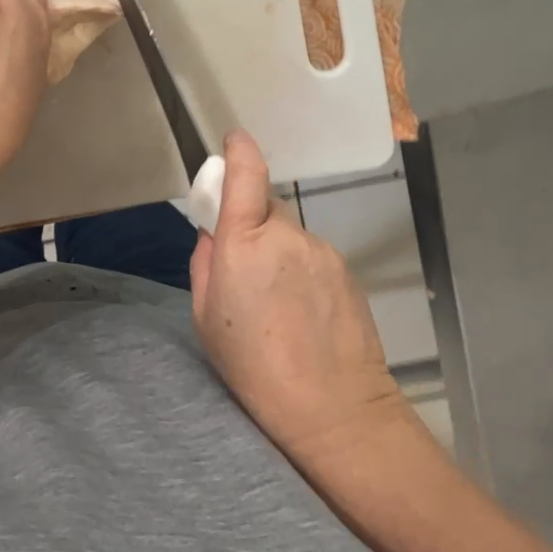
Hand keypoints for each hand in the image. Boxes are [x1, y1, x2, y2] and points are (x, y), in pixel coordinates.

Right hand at [190, 129, 407, 462]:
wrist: (335, 411)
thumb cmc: (254, 366)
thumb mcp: (206, 316)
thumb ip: (205, 263)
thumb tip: (213, 236)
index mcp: (243, 243)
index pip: (245, 175)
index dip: (238, 151)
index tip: (233, 140)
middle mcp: (286, 235)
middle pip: (265, 207)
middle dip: (250, 224)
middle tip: (243, 269)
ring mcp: (323, 252)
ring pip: (290, 235)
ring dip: (278, 253)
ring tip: (276, 304)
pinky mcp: (347, 272)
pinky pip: (313, 258)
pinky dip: (301, 272)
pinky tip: (302, 313)